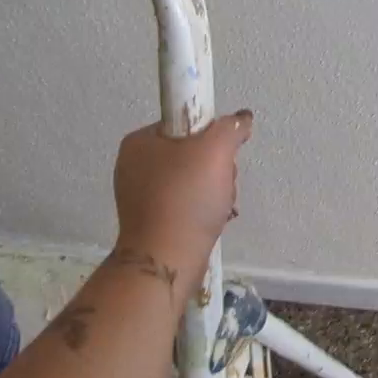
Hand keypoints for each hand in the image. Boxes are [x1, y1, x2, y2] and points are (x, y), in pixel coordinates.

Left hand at [112, 111, 251, 291]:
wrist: (166, 258)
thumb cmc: (187, 196)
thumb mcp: (217, 148)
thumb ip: (232, 126)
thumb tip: (242, 119)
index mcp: (139, 141)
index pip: (187, 122)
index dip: (212, 134)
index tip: (221, 153)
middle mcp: (134, 165)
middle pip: (194, 150)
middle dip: (217, 166)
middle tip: (221, 182)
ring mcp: (141, 195)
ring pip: (194, 178)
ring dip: (216, 189)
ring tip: (219, 205)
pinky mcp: (150, 219)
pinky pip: (186, 202)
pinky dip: (204, 208)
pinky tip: (213, 218)